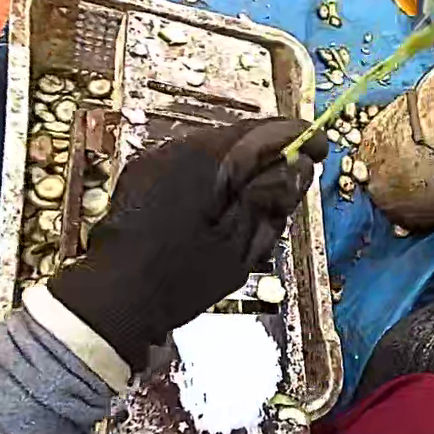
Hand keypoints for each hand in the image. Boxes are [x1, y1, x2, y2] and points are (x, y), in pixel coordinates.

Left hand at [48, 118, 325, 369]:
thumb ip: (272, 197)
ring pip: (218, 152)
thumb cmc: (180, 278)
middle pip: (241, 137)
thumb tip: (299, 166)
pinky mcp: (145, 176)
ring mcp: (157, 160)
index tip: (321, 148)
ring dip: (246, 168)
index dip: (299, 137)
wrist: (112, 301)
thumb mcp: (240, 243)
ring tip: (262, 203)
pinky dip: (220, 178)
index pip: (265, 132)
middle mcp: (179, 148)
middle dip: (273, 155)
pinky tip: (226, 209)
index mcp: (206, 160)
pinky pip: (194, 165)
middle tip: (296, 182)